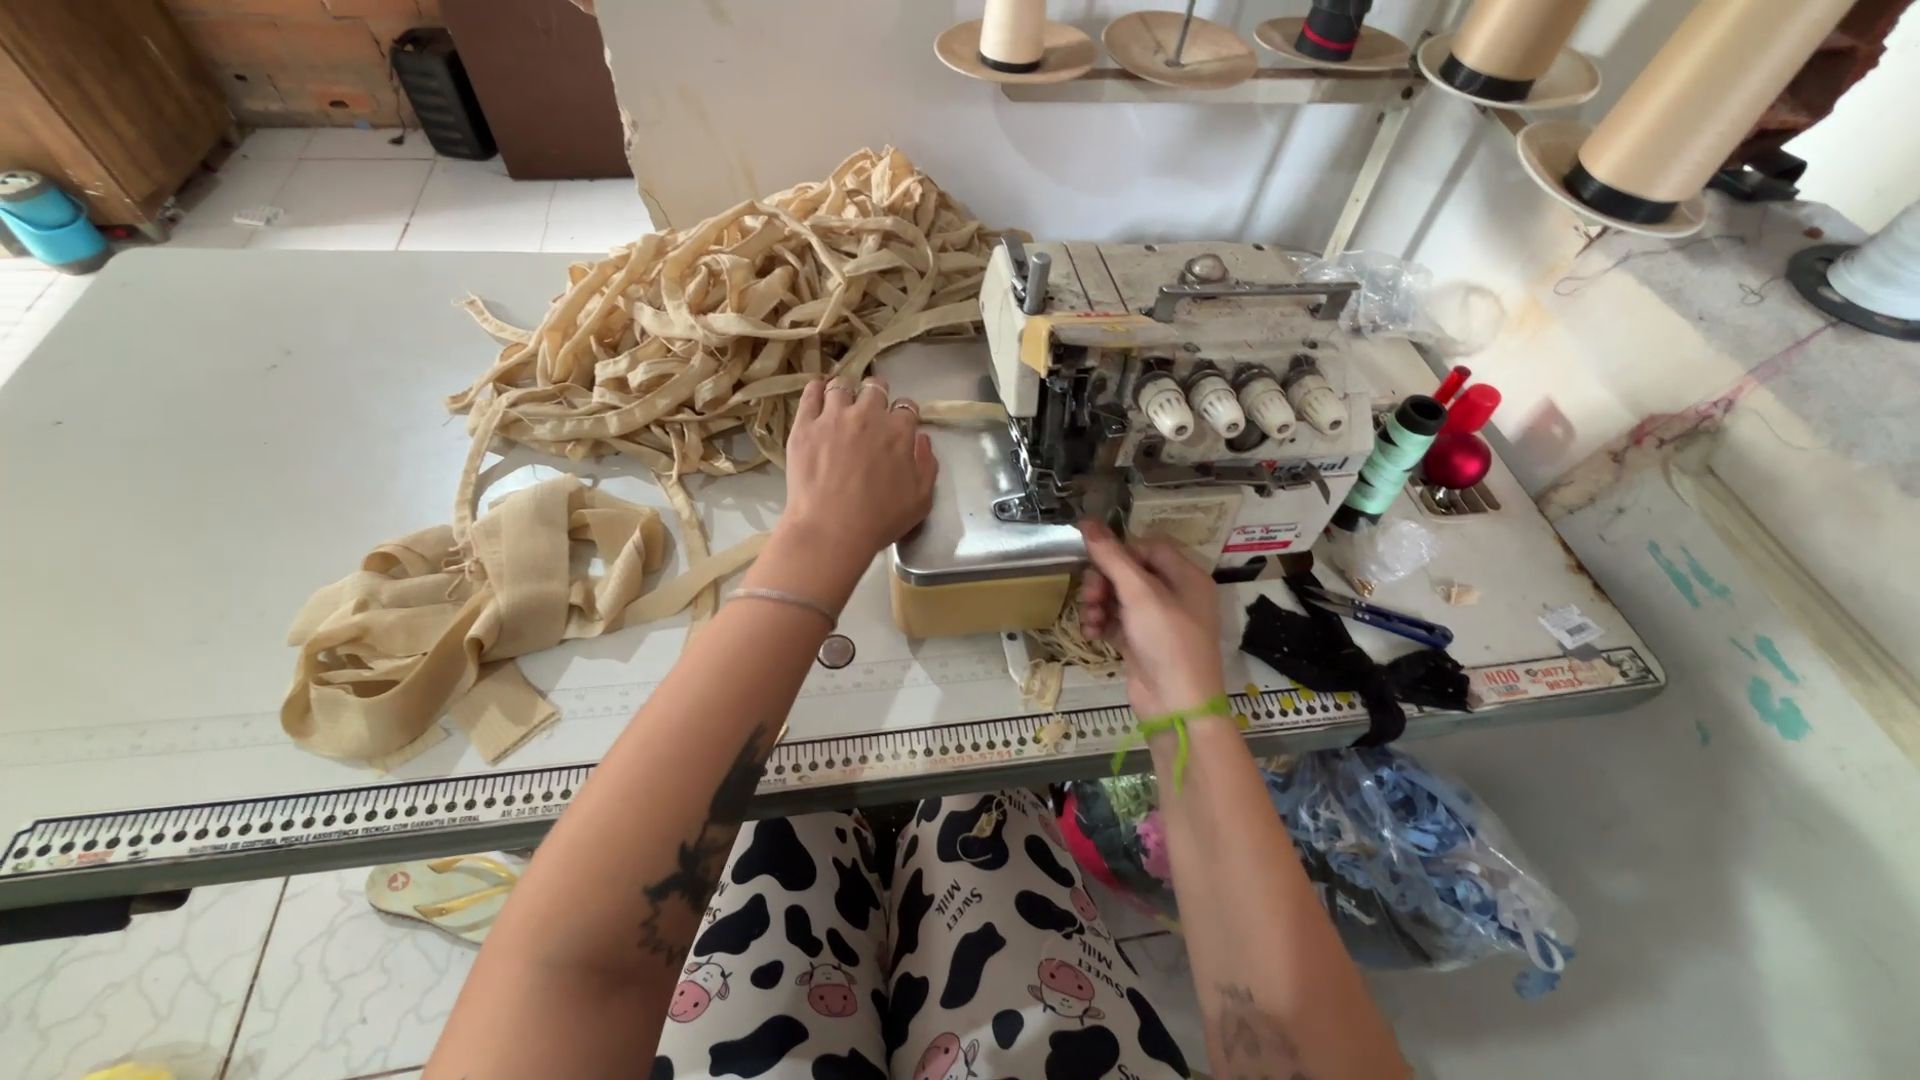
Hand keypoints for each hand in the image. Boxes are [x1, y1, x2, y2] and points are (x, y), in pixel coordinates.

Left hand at [781, 376, 937, 561]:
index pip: (906, 406)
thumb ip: (928, 465)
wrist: (830, 530)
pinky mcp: (805, 425)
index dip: (904, 413)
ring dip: (847, 390)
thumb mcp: (921, 500)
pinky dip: (816, 388)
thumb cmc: (879, 520)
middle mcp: (868, 415)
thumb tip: (922, 440)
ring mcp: (833, 417)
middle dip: (876, 393)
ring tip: (842, 401)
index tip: (898, 423)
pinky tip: (818, 391)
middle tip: (871, 407)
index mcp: (899, 431)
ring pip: (842, 386)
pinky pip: (810, 394)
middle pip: (875, 388)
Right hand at [1077, 521, 1225, 718]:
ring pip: (1118, 597)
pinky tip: (1091, 633)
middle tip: (1090, 595)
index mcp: (1186, 577)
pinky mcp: (1140, 642)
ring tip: (1090, 619)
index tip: (1097, 560)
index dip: (1121, 551)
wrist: (1177, 705)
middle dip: (1104, 580)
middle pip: (1129, 571)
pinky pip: (1115, 621)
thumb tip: (1086, 522)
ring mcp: (1157, 621)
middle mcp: (1174, 595)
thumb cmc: (1168, 642)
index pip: (1149, 546)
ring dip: (1097, 603)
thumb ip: (1112, 558)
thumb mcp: (1140, 595)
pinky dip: (1100, 623)